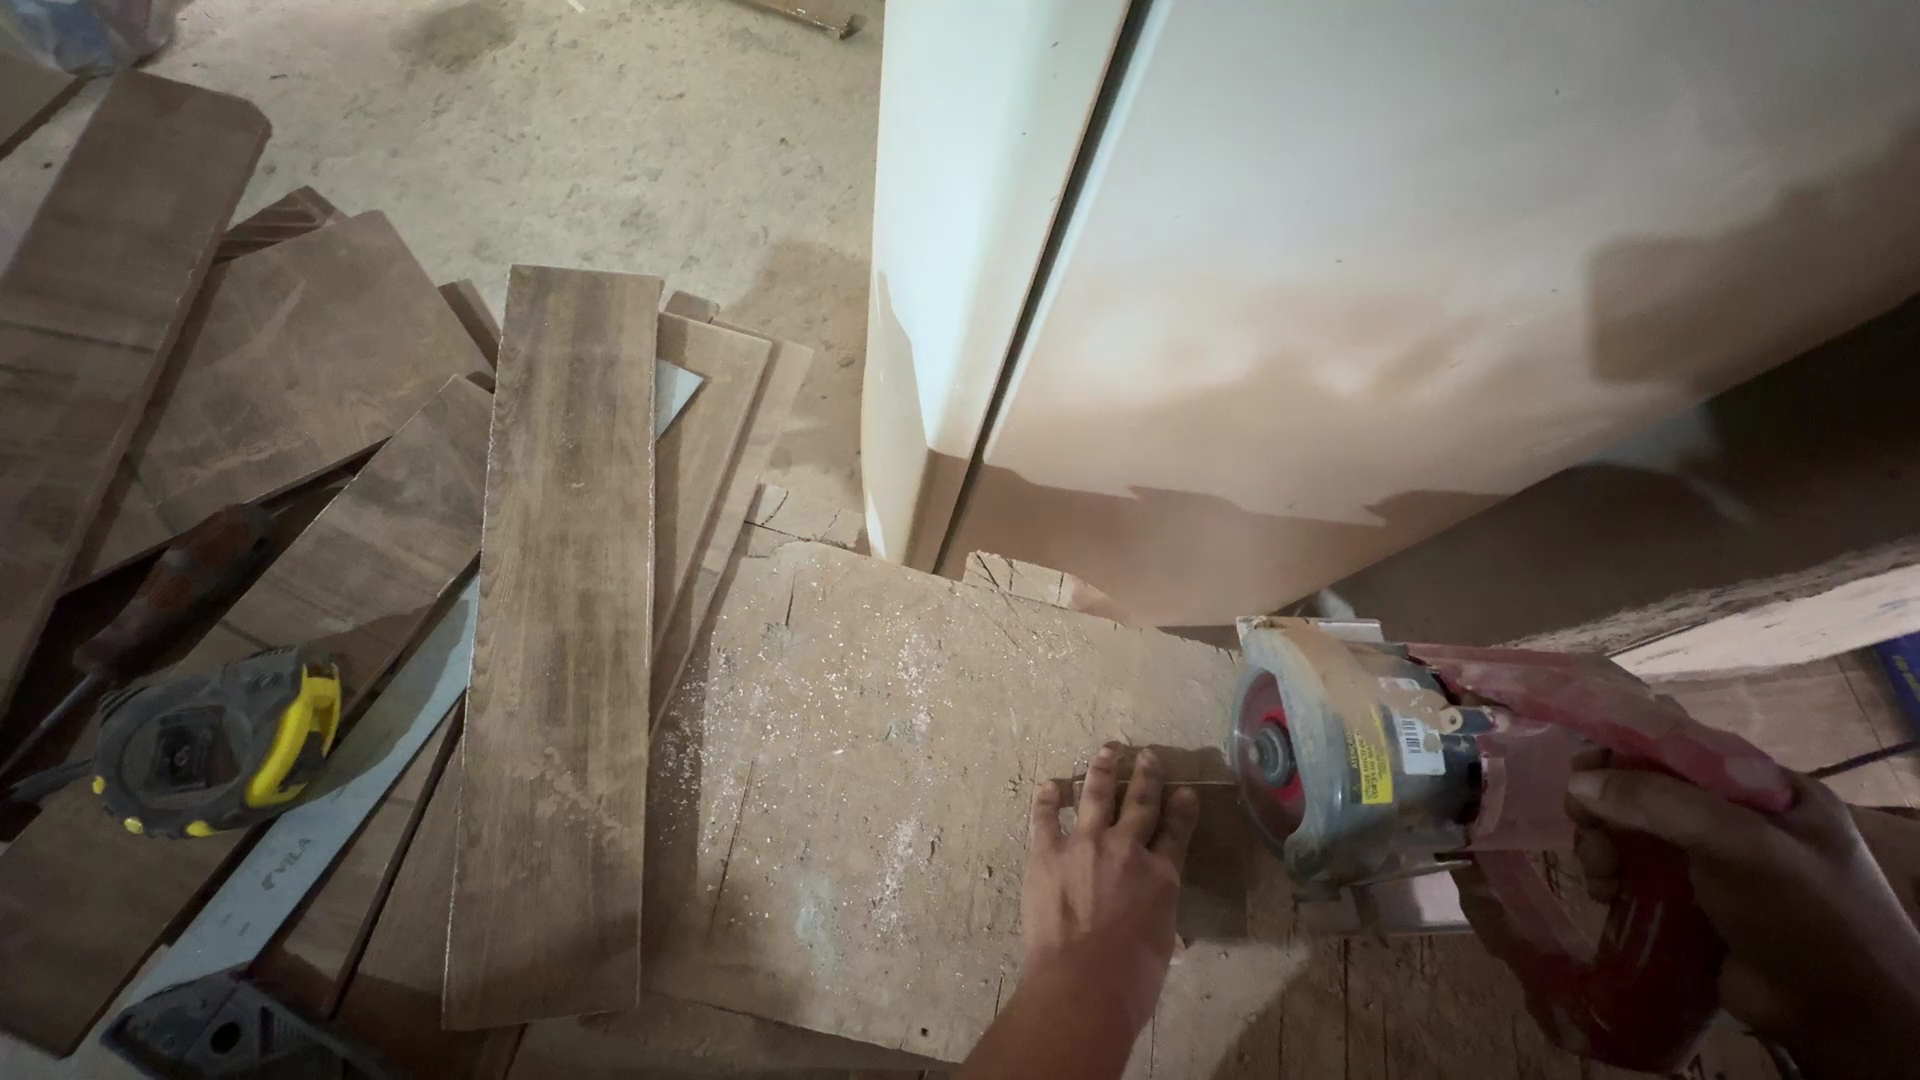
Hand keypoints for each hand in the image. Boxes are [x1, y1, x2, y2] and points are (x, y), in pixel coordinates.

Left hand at [1023, 744, 1199, 1025]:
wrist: (1082, 980)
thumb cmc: (1131, 979)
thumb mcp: (1160, 950)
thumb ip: (1162, 930)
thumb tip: (1171, 942)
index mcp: (1161, 876)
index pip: (1176, 833)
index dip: (1182, 809)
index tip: (1185, 791)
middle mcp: (1126, 848)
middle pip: (1140, 802)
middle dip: (1146, 776)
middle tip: (1148, 755)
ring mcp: (1084, 843)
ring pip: (1096, 794)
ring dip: (1102, 769)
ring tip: (1107, 750)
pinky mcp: (1047, 851)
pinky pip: (1046, 816)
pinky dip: (1048, 798)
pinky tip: (1050, 784)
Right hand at [1566, 763, 1919, 1076]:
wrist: (1845, 1023)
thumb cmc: (1807, 919)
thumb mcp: (1740, 845)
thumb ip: (1657, 802)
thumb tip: (1576, 784)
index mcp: (1766, 790)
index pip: (1678, 749)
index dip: (1622, 753)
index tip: (1580, 770)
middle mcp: (1738, 818)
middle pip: (1643, 791)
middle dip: (1605, 808)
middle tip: (1583, 827)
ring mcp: (1713, 861)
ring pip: (1630, 832)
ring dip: (1601, 847)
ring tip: (1601, 875)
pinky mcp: (1691, 899)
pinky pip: (1633, 871)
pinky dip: (1610, 877)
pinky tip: (1607, 894)